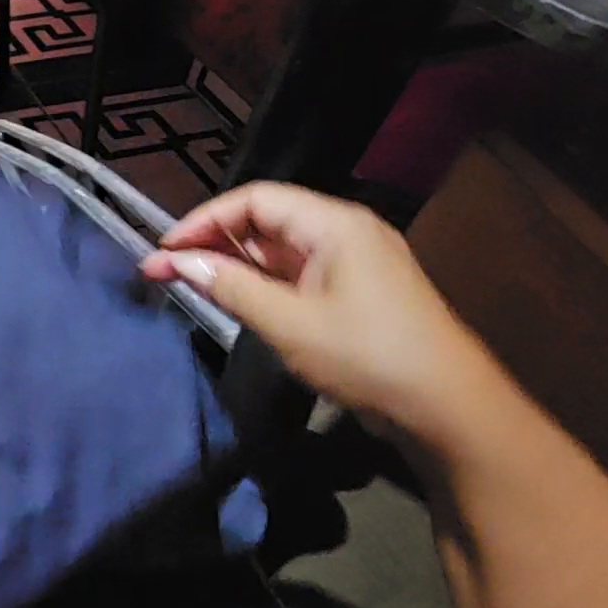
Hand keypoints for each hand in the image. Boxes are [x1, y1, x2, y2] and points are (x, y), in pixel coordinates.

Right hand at [142, 182, 501, 440]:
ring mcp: (348, 262)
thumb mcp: (287, 322)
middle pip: (262, 220)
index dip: (203, 220)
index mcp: (334, 225)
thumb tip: (178, 263)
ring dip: (228, 263)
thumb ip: (229, 286)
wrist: (446, 407)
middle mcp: (342, 232)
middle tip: (161, 270)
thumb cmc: (366, 355)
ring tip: (183, 282)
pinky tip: (226, 296)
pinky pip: (290, 273)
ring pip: (273, 249)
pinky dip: (254, 281)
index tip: (164, 250)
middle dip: (209, 242)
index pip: (254, 200)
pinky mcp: (348, 291)